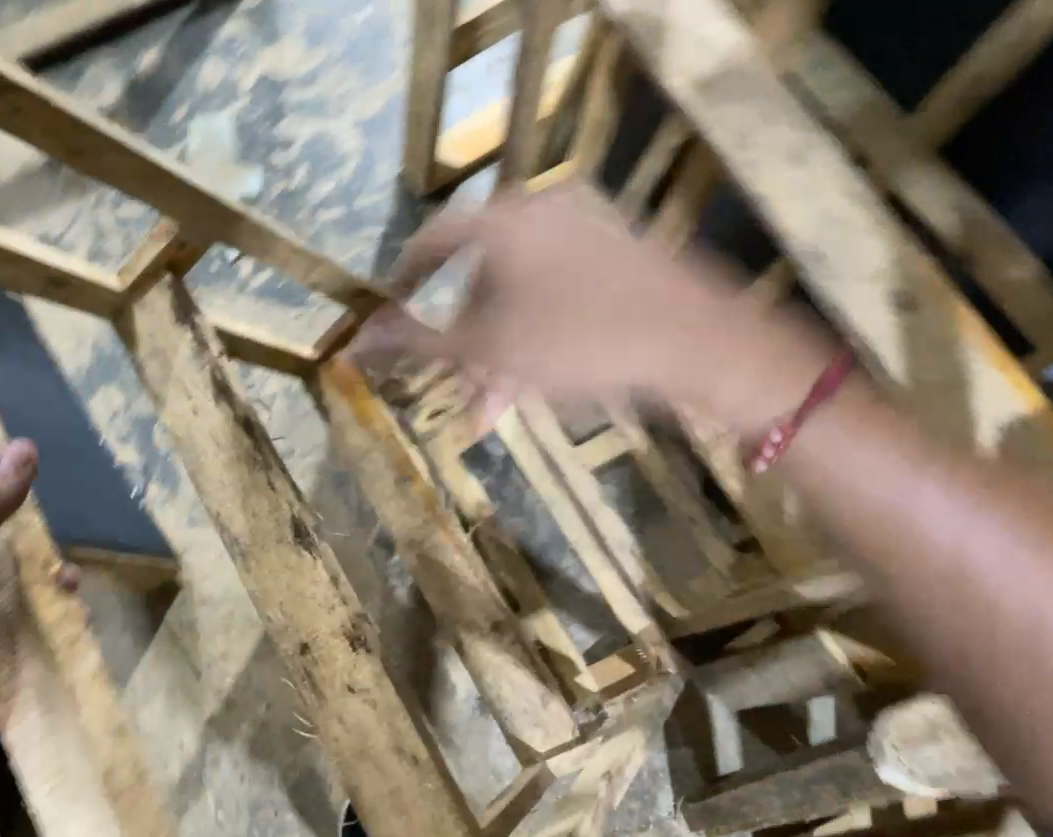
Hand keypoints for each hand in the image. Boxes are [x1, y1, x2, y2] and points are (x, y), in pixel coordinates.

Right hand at [348, 183, 833, 437]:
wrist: (698, 343)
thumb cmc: (579, 342)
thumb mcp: (486, 350)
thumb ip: (416, 343)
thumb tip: (354, 342)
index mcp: (504, 221)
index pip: (432, 242)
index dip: (406, 282)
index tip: (395, 316)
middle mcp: (544, 214)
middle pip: (480, 278)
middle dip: (462, 342)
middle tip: (457, 387)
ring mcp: (588, 233)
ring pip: (520, 296)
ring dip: (499, 353)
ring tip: (495, 407)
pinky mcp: (621, 259)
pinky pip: (558, 297)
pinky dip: (537, 338)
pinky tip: (535, 387)